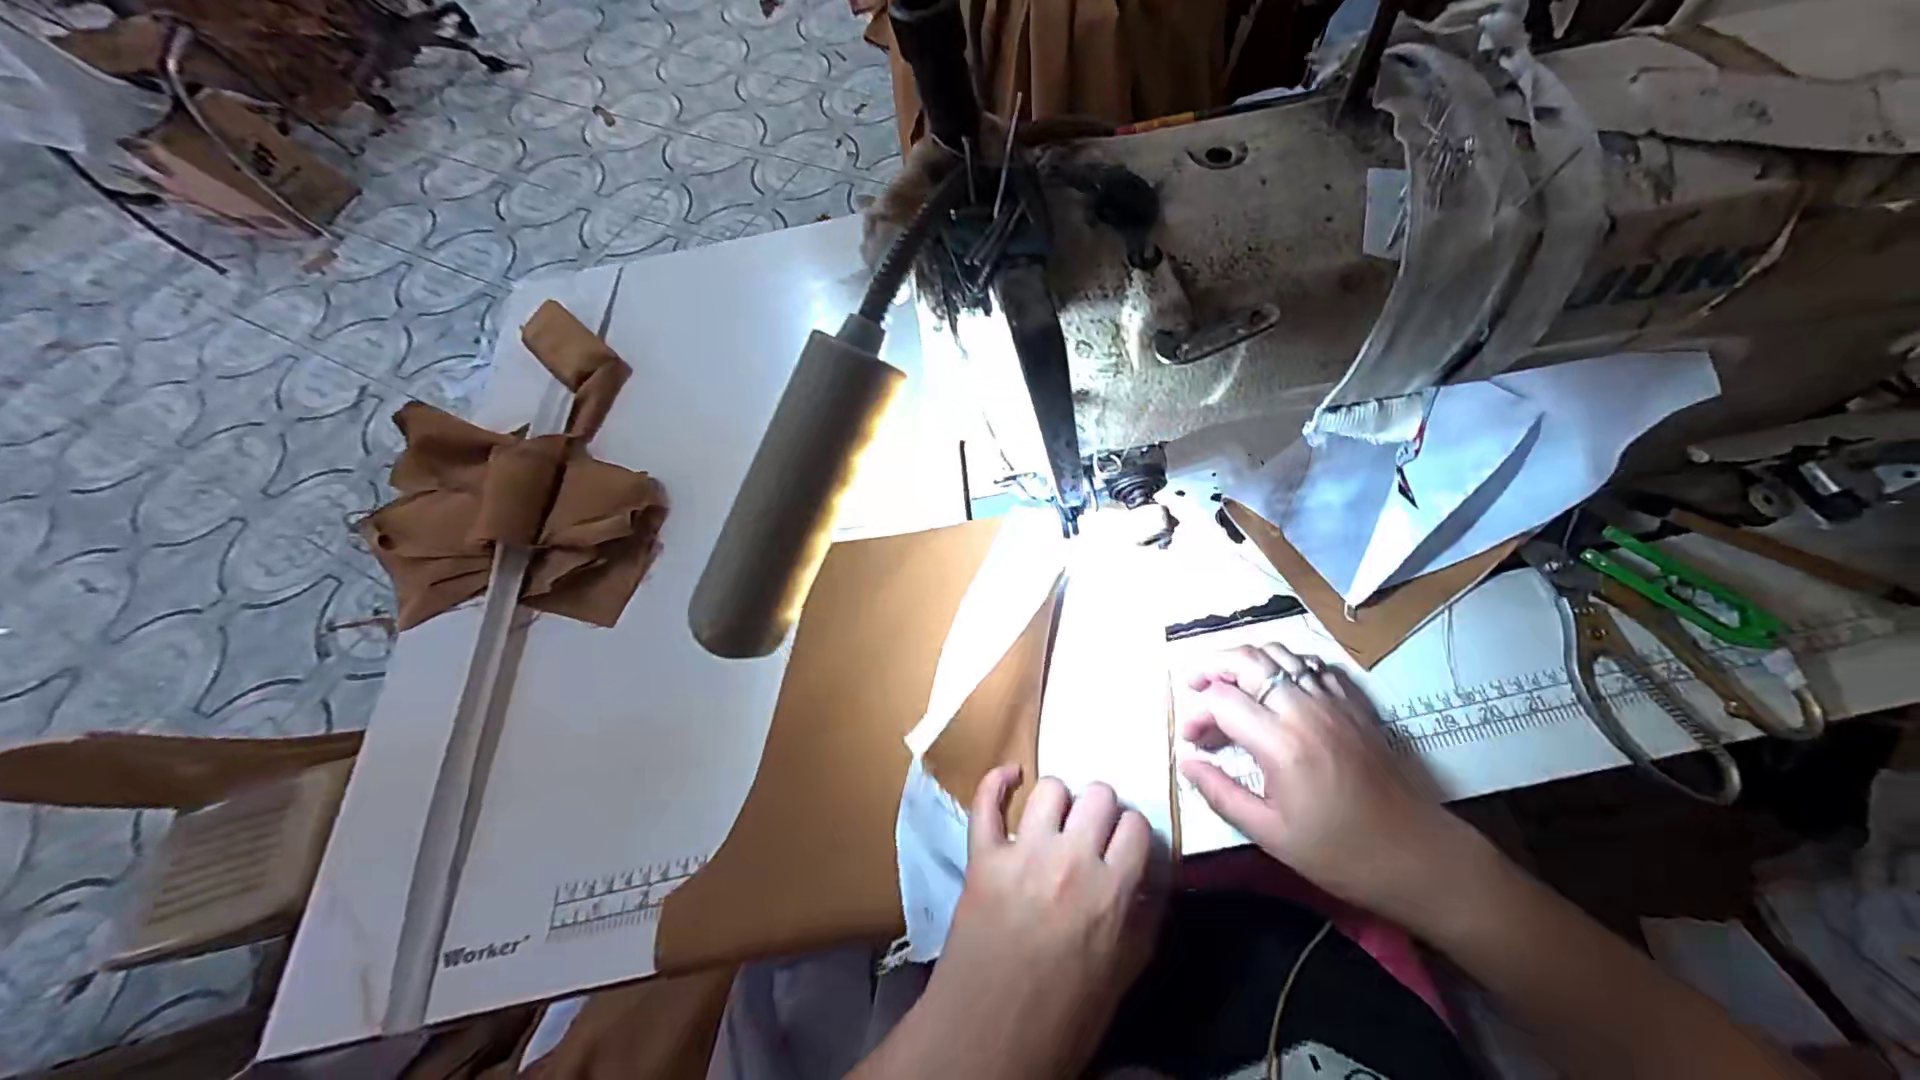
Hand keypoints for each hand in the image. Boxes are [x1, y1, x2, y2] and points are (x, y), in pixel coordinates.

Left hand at [914, 766, 1164, 1079]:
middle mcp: (1070, 861)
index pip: (1137, 825)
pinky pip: (987, 799)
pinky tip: (1012, 776)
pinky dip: (998, 780)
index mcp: (1112, 892)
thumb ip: (1147, 915)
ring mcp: (1022, 853)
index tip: (1124, 844)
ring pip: (1051, 788)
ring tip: (1057, 820)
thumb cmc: (1065, 1014)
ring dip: (1060, 800)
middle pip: (1098, 795)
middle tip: (1093, 832)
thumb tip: (1157, 871)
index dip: (1132, 833)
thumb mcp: (1125, 971)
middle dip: (1101, 810)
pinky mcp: (982, 855)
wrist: (990, 1035)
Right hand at [1177, 643, 1475, 922]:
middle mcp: (1306, 711)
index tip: (1191, 739)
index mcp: (1282, 744)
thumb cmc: (1341, 853)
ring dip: (1247, 661)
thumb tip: (1185, 763)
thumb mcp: (1270, 834)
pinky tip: (1277, 690)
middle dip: (1212, 666)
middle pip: (1247, 660)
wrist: (1420, 857)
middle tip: (1196, 686)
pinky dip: (1285, 667)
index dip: (1196, 714)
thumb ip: (1221, 793)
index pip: (1222, 701)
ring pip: (1279, 654)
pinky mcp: (1355, 705)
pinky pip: (1312, 665)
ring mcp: (1334, 703)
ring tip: (1230, 684)